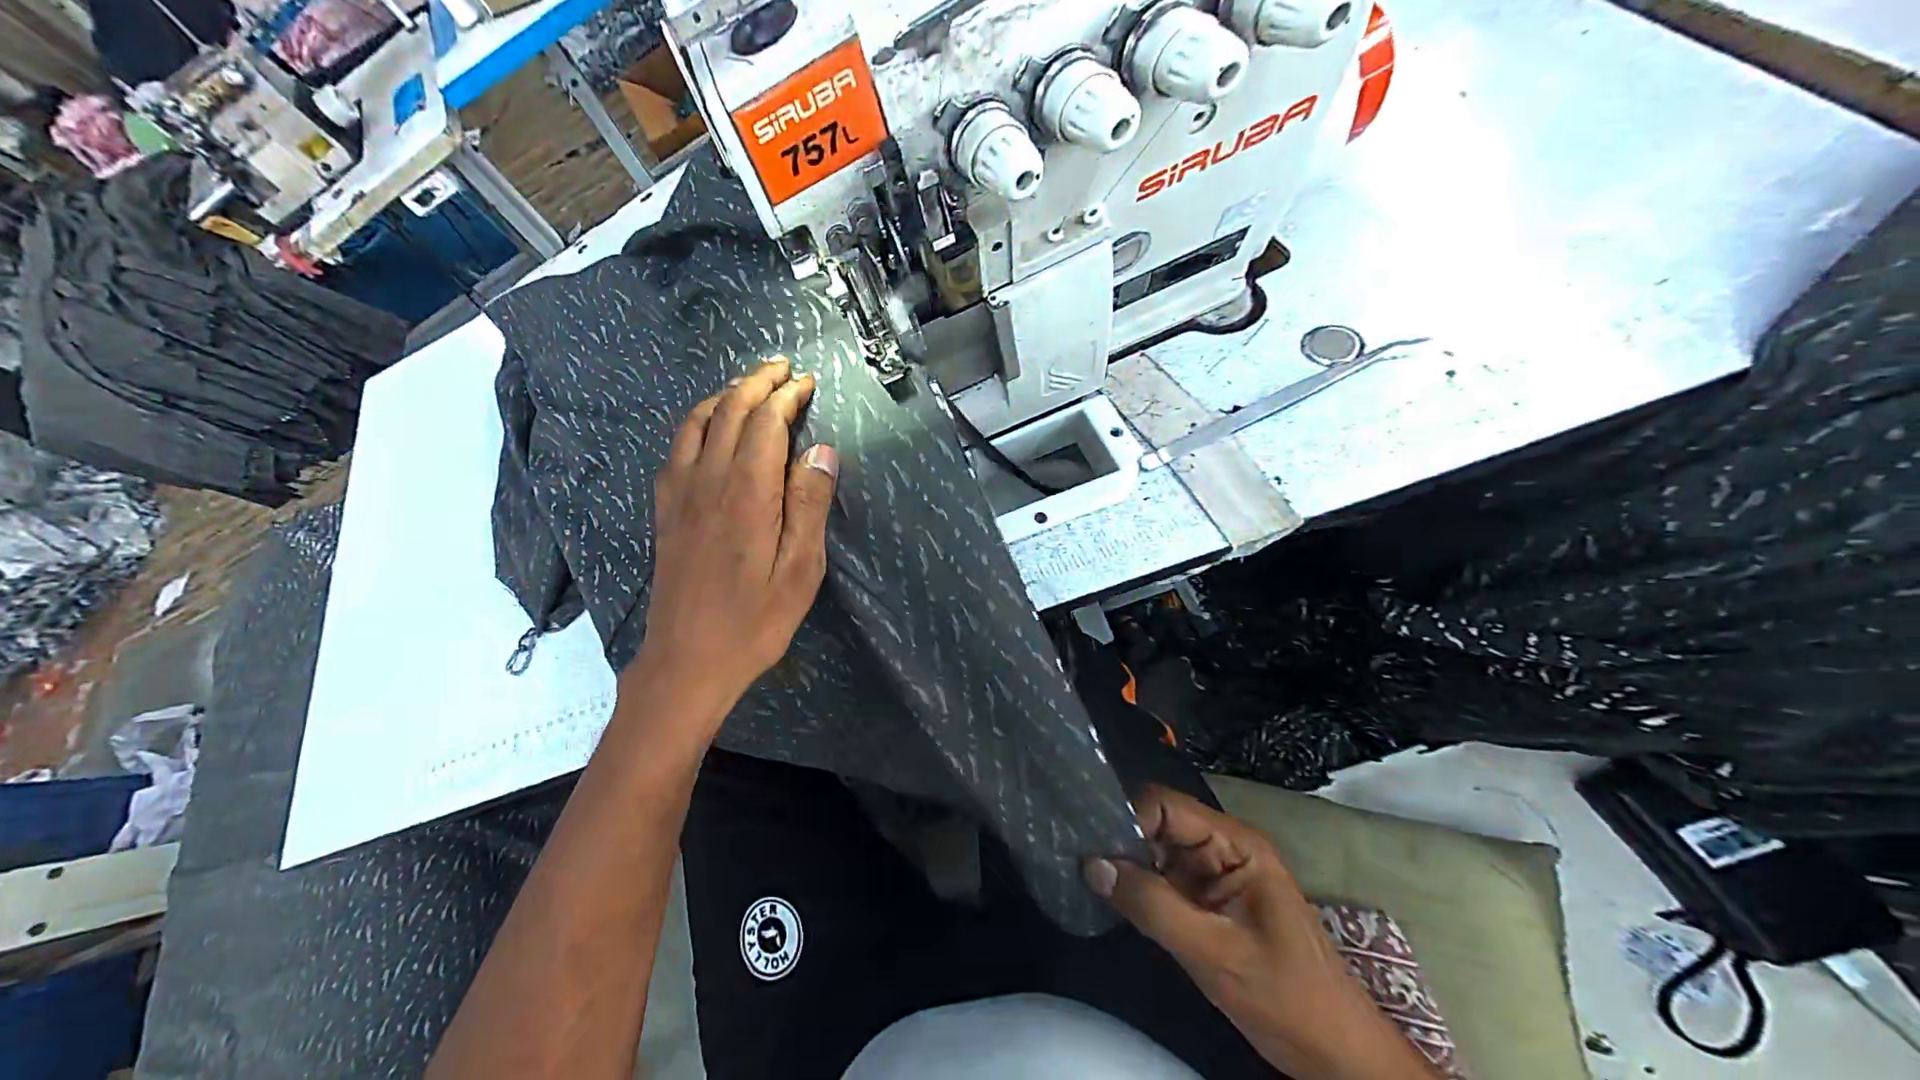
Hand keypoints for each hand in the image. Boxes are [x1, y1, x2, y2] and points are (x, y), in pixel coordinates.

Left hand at [628, 357, 838, 726]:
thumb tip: (822, 452)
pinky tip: (709, 430)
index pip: (766, 423)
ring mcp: (680, 494)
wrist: (687, 660)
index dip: (788, 397)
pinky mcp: (666, 510)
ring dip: (726, 396)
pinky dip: (697, 423)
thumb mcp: (800, 571)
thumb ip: (809, 506)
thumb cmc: (754, 621)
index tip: (808, 383)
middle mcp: (708, 481)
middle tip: (783, 368)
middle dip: (757, 383)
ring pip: (698, 424)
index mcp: (747, 493)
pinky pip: (677, 449)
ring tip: (749, 387)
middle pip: (730, 412)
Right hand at [1085, 788, 1438, 1079]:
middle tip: (1070, 851)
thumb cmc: (1286, 998)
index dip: (1125, 814)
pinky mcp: (1208, 902)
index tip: (1082, 832)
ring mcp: (1215, 875)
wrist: (1337, 1057)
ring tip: (1076, 867)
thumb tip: (1092, 864)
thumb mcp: (1214, 953)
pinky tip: (1105, 893)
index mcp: (1236, 844)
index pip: (1166, 806)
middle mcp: (1223, 848)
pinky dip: (1136, 887)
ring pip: (1156, 853)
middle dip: (1118, 836)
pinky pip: (1163, 881)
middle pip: (1158, 824)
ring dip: (1124, 862)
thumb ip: (1152, 905)